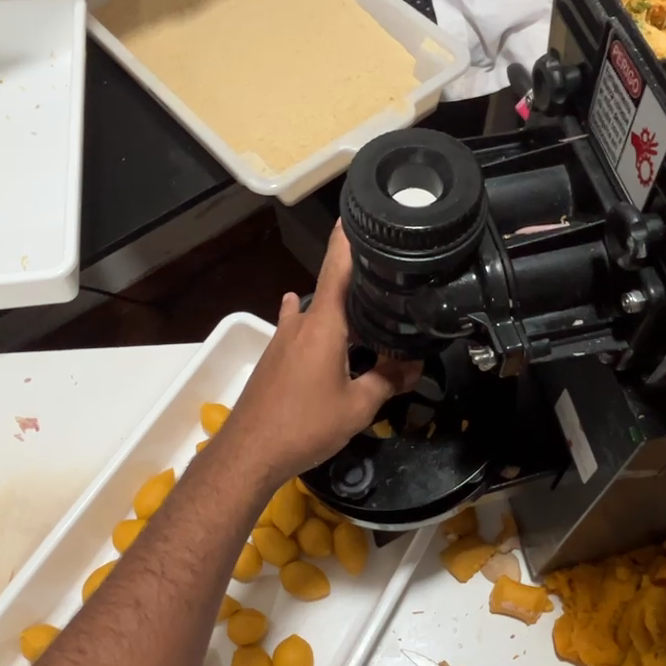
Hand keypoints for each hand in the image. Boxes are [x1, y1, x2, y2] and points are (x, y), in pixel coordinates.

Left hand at [215, 225, 421, 484]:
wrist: (250, 452)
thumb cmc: (306, 425)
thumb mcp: (358, 407)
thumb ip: (388, 380)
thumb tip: (415, 364)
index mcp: (323, 325)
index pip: (337, 268)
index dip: (348, 239)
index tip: (357, 213)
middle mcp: (300, 323)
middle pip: (331, 289)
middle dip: (357, 283)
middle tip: (390, 282)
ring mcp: (283, 339)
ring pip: (317, 312)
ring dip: (340, 309)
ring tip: (368, 313)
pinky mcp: (275, 357)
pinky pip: (303, 330)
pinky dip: (320, 326)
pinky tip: (322, 328)